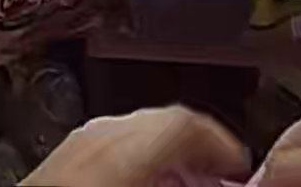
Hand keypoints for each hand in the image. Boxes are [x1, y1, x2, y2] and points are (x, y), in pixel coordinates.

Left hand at [22, 105, 250, 186]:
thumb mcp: (143, 179)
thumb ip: (185, 180)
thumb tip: (220, 181)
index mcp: (117, 149)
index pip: (183, 121)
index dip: (221, 142)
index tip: (244, 166)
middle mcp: (94, 136)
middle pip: (161, 123)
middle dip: (196, 150)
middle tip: (222, 179)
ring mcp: (72, 147)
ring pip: (135, 133)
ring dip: (169, 158)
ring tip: (190, 184)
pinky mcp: (56, 166)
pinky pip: (110, 148)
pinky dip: (139, 163)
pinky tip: (147, 185)